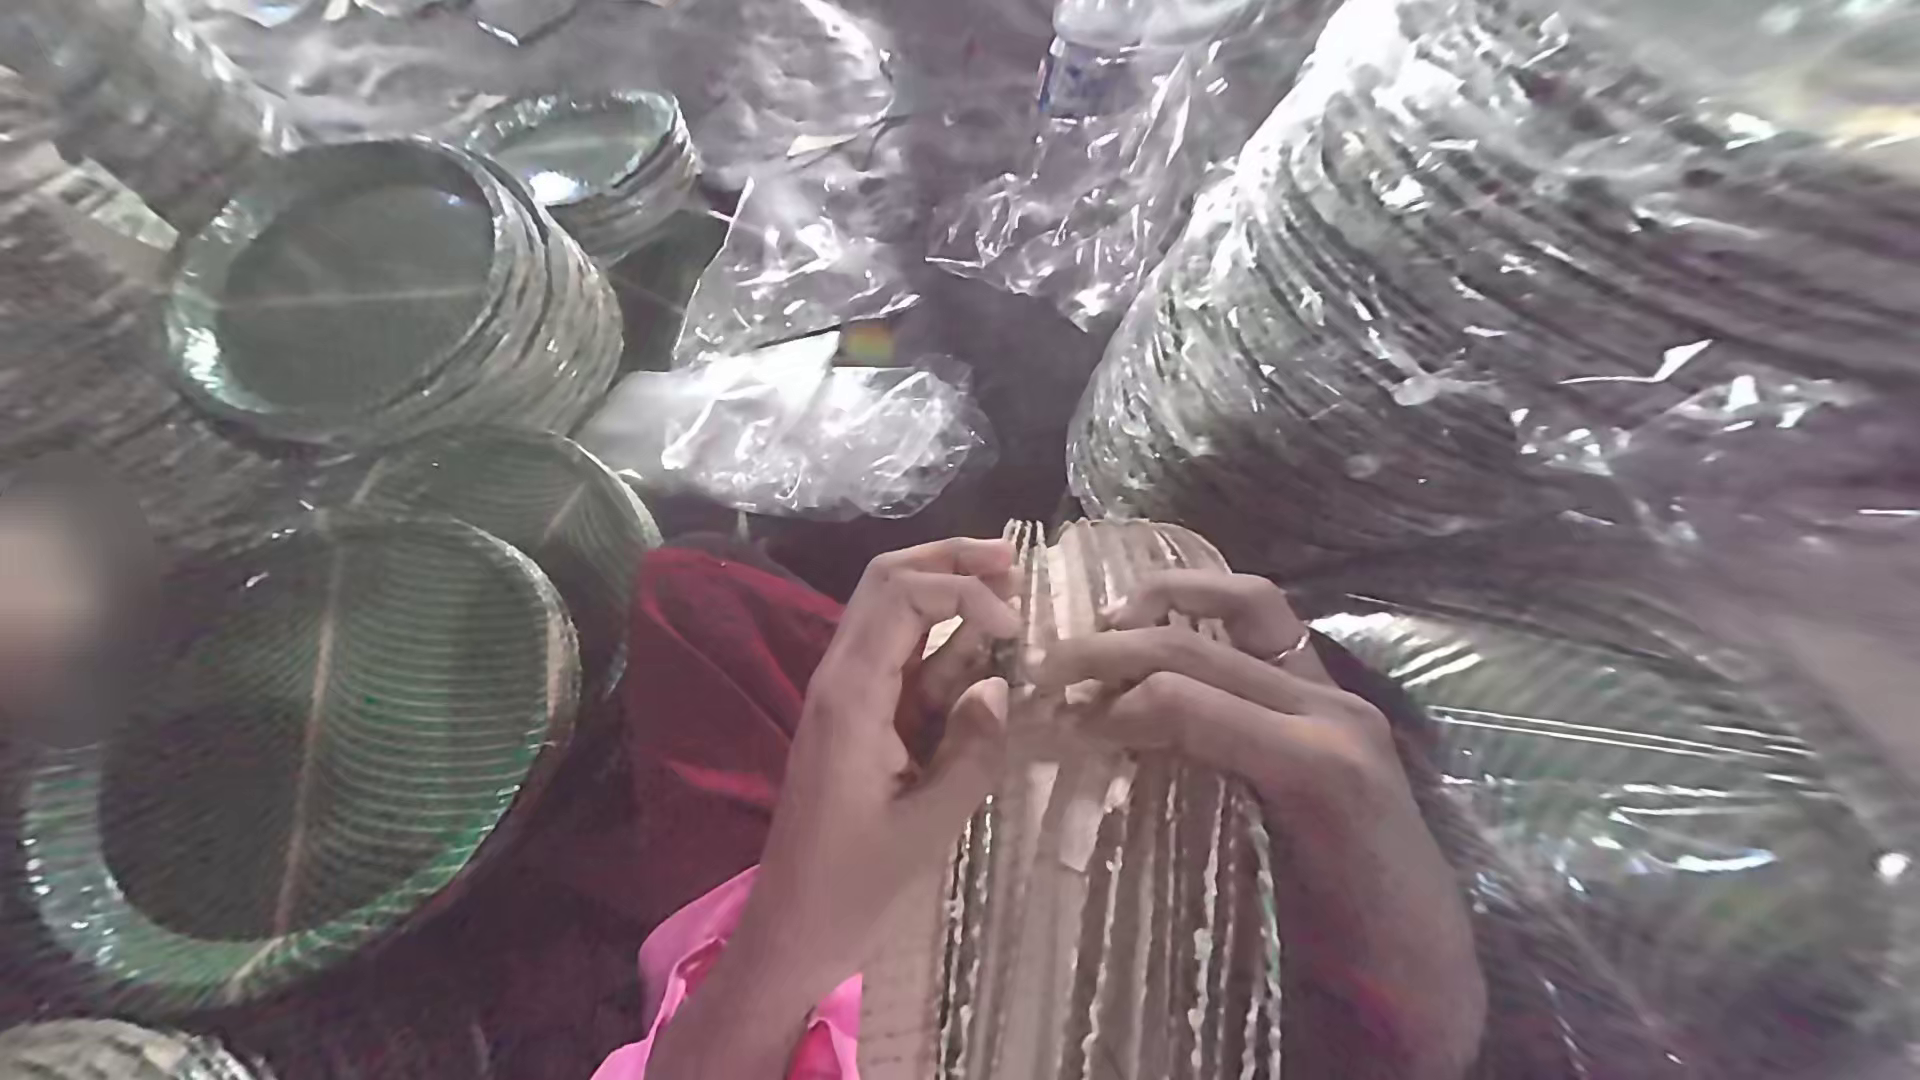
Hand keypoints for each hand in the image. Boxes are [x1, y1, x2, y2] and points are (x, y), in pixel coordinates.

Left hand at [650, 538, 1018, 1078]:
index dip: (964, 593)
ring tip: (1005, 588)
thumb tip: (999, 688)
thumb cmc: (853, 886)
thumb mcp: (926, 828)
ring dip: (947, 591)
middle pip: (887, 581)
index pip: (903, 597)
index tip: (1015, 628)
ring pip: (892, 609)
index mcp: (851, 693)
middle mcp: (842, 675)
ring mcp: (849, 690)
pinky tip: (983, 645)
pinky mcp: (861, 711)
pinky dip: (944, 640)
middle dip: (948, 560)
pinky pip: (903, 656)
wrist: (791, 929)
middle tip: (1008, 559)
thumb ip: (971, 753)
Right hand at [1035, 570, 1485, 1079]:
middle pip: (1193, 648)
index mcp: (1316, 770)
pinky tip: (1163, 619)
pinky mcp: (1329, 693)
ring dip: (1164, 596)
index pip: (1183, 702)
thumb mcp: (1246, 907)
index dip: (1111, 710)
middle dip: (1109, 651)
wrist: (1432, 971)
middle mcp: (1329, 711)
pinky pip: (1264, 620)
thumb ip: (1175, 826)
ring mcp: (1334, 693)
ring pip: (1244, 601)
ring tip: (1110, 620)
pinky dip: (1206, 602)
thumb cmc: (1343, 961)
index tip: (1068, 731)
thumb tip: (1095, 759)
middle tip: (1052, 668)